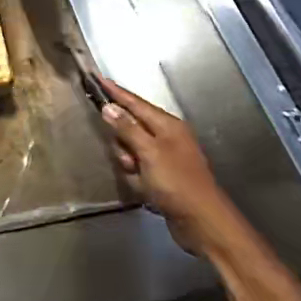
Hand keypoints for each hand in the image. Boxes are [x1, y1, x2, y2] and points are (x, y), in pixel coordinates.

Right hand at [99, 77, 242, 256]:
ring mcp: (165, 157)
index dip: (116, 92)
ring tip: (139, 177)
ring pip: (131, 150)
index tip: (98, 78)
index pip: (136, 103)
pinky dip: (137, 178)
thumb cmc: (177, 183)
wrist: (203, 223)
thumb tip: (109, 107)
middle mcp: (167, 137)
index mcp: (167, 126)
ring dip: (129, 164)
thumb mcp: (149, 153)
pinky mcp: (162, 177)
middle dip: (122, 143)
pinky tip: (145, 190)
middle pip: (130, 128)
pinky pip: (138, 169)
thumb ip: (128, 128)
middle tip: (128, 159)